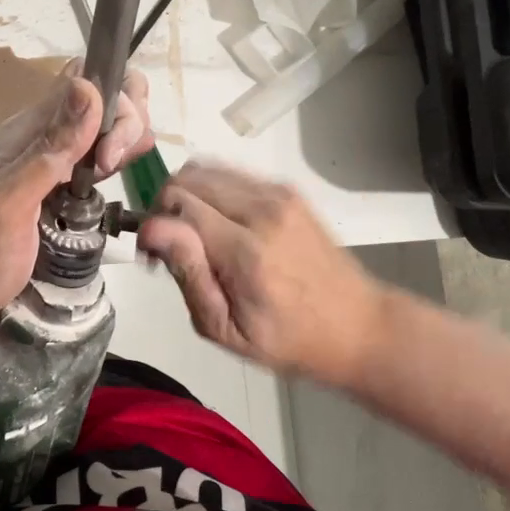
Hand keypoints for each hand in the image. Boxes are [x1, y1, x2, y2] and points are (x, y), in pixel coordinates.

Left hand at [0, 65, 151, 327]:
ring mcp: (55, 157)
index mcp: (27, 129)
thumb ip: (50, 149)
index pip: (81, 78)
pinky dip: (119, 156)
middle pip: (102, 95)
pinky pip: (101, 150)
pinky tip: (114, 181)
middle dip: (126, 119)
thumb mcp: (10, 202)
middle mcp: (43, 133)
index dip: (111, 97)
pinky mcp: (65, 181)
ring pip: (105, 121)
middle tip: (113, 168)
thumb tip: (88, 87)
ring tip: (113, 177)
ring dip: (125, 138)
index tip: (109, 148)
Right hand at [136, 162, 384, 386]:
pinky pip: (228, 173)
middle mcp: (261, 211)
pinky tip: (218, 223)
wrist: (357, 326)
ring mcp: (277, 195)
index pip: (176, 207)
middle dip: (164, 209)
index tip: (153, 258)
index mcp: (245, 251)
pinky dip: (210, 190)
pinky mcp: (286, 189)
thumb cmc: (287, 340)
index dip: (152, 228)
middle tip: (170, 246)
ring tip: (192, 232)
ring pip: (203, 170)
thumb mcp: (225, 329)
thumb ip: (188, 274)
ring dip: (185, 196)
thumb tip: (152, 230)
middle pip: (185, 180)